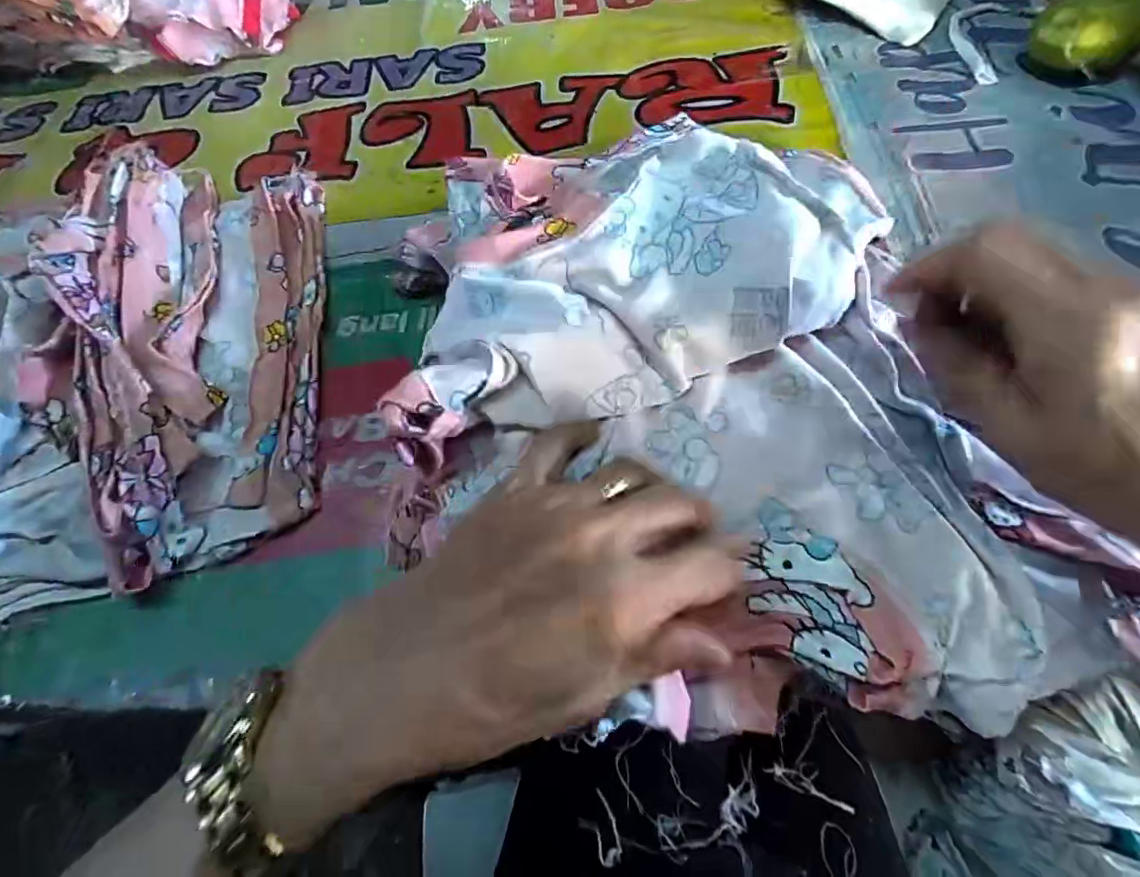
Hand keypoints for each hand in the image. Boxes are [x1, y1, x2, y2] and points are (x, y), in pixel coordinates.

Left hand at [247, 423, 744, 847]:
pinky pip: (554, 443)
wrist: (407, 668)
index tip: (729, 585)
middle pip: (678, 504)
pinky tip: (593, 437)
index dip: (732, 574)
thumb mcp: (587, 695)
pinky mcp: (513, 489)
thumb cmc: (499, 703)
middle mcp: (600, 536)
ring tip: (653, 506)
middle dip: (701, 523)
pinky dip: (579, 434)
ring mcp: (553, 504)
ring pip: (628, 471)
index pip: (712, 565)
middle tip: (696, 544)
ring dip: (654, 486)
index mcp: (627, 598)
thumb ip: (658, 653)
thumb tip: (725, 639)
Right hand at [889, 224, 1139, 573]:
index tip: (898, 300)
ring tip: (970, 336)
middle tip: (930, 318)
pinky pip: (1068, 276)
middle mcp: (1113, 285)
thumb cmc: (1111, 479)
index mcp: (1074, 318)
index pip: (983, 251)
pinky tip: (1019, 342)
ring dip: (988, 282)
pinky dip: (1025, 293)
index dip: (928, 266)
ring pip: (1037, 255)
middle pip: (1009, 240)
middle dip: (954, 270)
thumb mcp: (1010, 430)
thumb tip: (918, 323)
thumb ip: (956, 366)